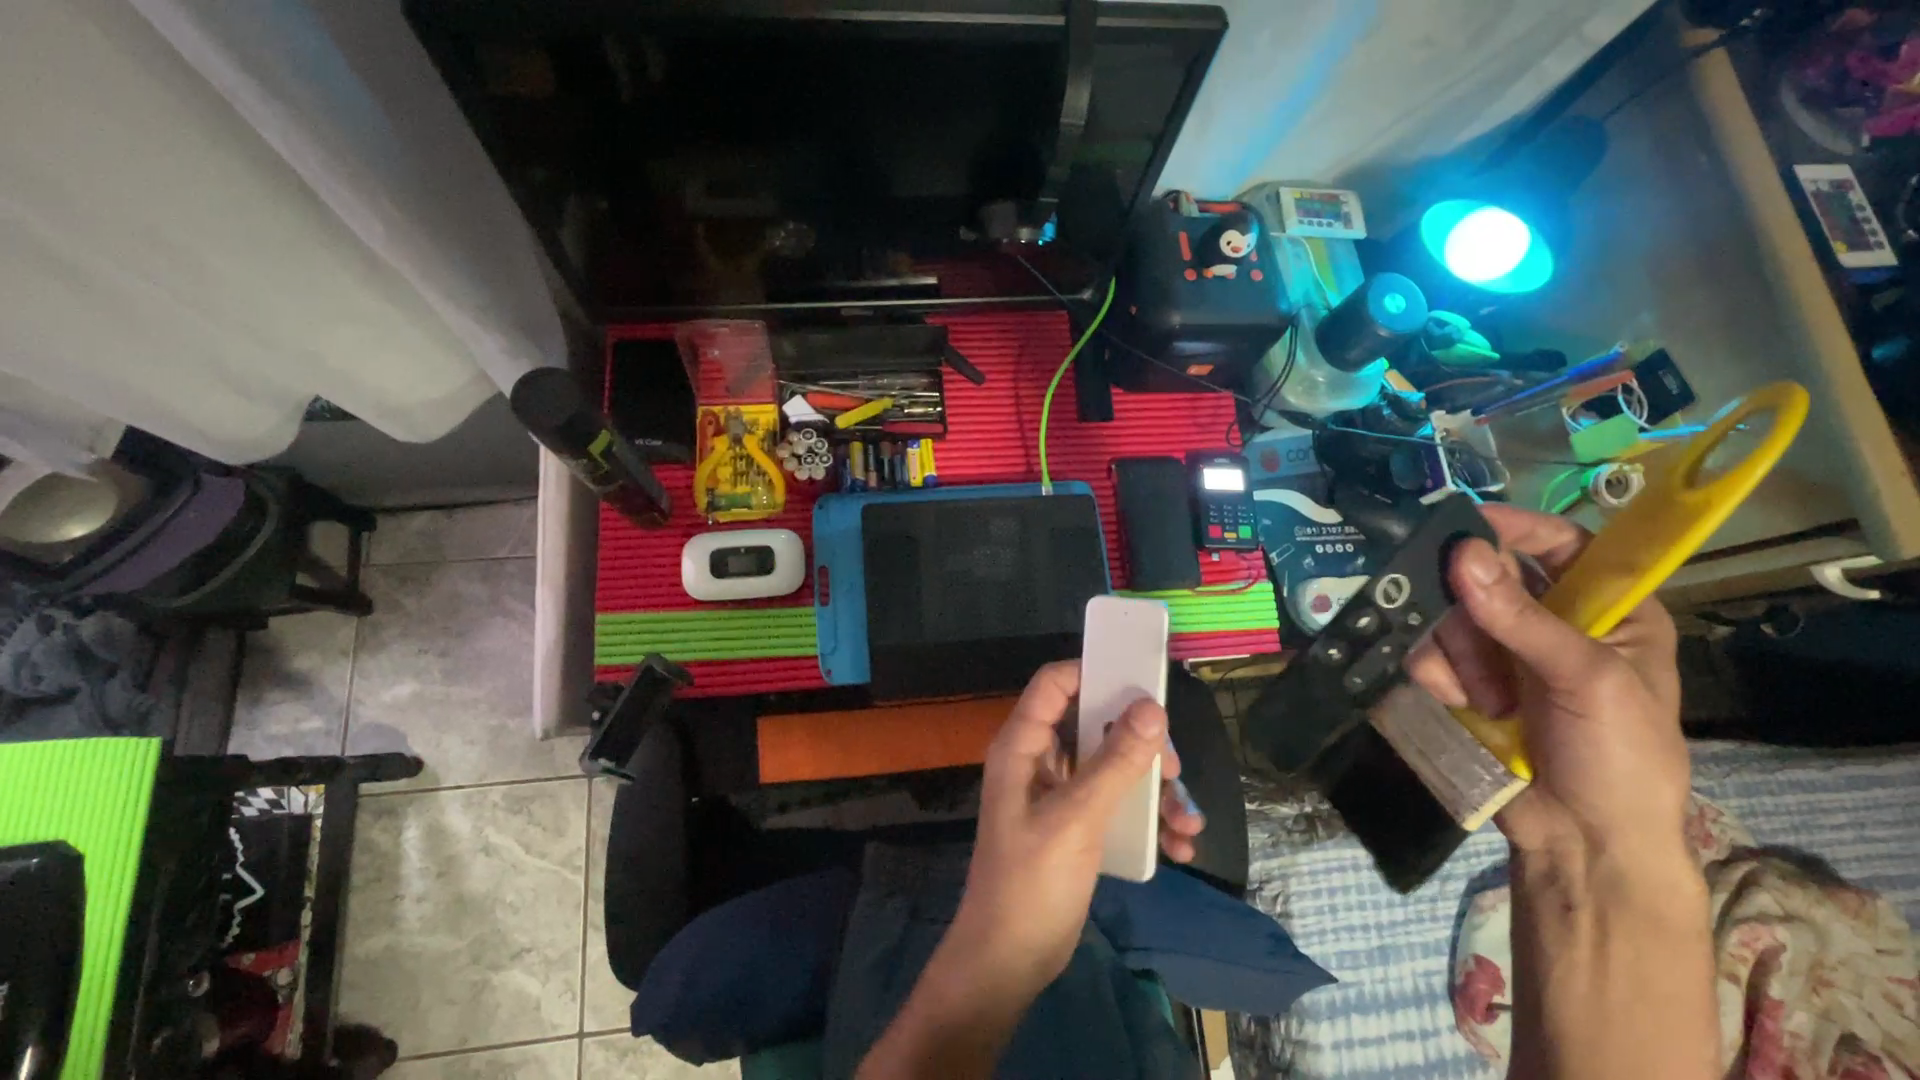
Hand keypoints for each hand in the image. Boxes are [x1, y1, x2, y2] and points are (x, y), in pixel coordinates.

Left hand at [949, 661, 1204, 990]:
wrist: (1011, 960)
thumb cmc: (1031, 882)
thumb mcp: (1076, 819)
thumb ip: (1115, 762)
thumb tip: (1152, 708)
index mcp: (1023, 746)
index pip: (1055, 683)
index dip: (1096, 673)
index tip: (1144, 684)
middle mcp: (1041, 761)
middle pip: (1096, 723)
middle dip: (1141, 743)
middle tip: (1174, 770)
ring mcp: (1060, 795)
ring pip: (1114, 766)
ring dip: (1154, 789)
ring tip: (1186, 821)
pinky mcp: (1077, 826)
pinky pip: (1118, 804)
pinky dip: (1148, 820)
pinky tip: (1178, 847)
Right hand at [1405, 504, 1690, 869]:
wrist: (1583, 844)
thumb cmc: (1619, 757)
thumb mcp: (1586, 680)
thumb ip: (1522, 618)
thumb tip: (1461, 552)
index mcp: (1610, 611)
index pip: (1561, 544)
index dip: (1516, 529)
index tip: (1463, 524)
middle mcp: (1552, 624)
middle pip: (1487, 579)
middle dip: (1473, 610)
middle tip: (1471, 638)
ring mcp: (1504, 656)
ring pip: (1449, 617)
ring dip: (1458, 655)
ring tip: (1485, 699)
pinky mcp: (1465, 685)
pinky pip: (1429, 656)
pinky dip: (1437, 678)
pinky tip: (1460, 706)